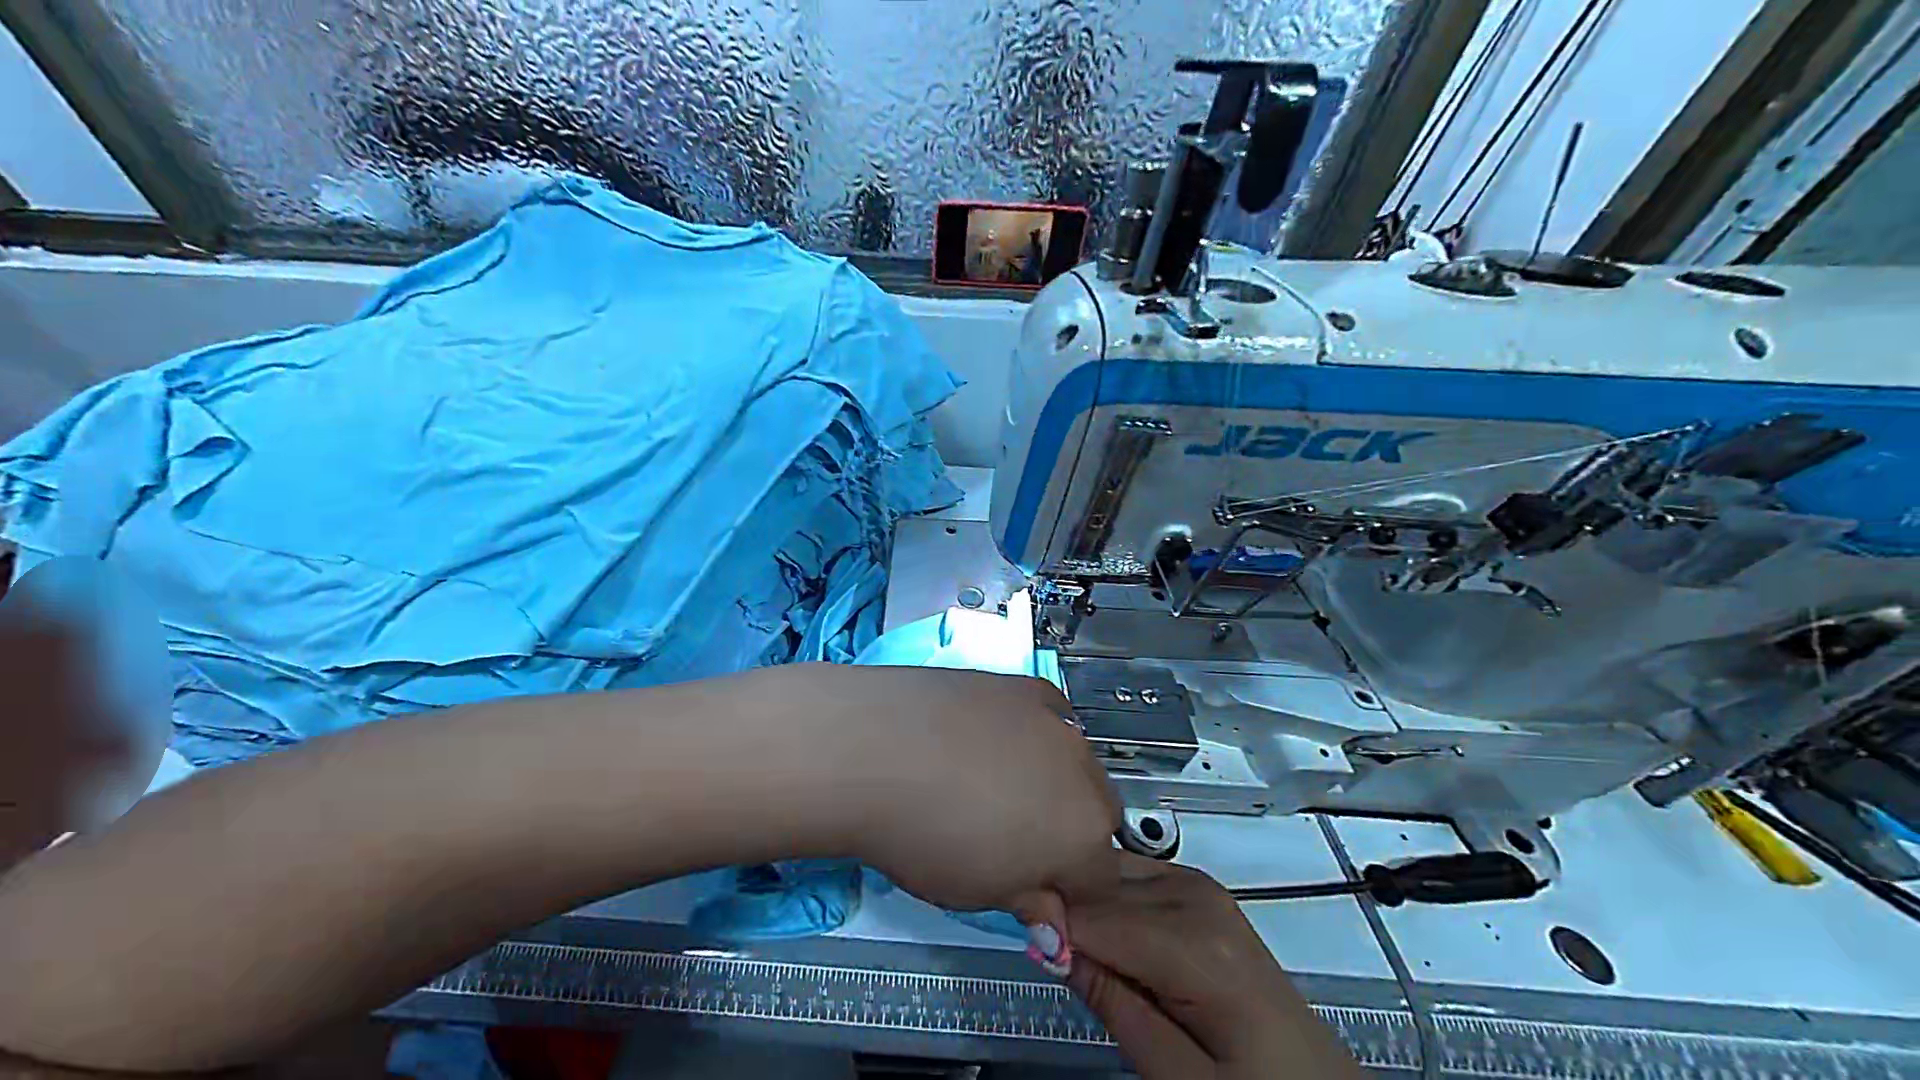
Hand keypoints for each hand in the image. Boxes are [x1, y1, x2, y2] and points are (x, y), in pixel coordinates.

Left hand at [729, 664, 1120, 912]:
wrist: (873, 749)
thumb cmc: (922, 835)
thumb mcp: (975, 893)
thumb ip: (1027, 902)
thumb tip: (1049, 917)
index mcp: (1082, 834)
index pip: (1102, 875)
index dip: (1066, 889)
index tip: (1032, 889)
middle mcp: (1082, 770)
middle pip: (1095, 811)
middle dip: (1065, 831)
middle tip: (1009, 837)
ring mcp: (1053, 720)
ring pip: (1071, 760)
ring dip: (1048, 778)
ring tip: (987, 782)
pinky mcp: (1024, 685)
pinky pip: (1045, 717)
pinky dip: (1028, 733)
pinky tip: (986, 738)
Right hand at [1063, 854, 1366, 1078]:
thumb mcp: (1179, 1076)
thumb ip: (1113, 1002)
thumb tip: (1049, 940)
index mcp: (1195, 941)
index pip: (1091, 912)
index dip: (1049, 925)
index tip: (1027, 945)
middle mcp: (1196, 893)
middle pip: (1098, 882)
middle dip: (1065, 911)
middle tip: (1048, 952)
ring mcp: (1198, 884)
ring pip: (1109, 871)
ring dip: (1084, 904)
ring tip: (1079, 951)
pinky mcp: (1197, 887)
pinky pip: (1130, 874)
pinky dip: (1107, 899)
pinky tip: (1107, 935)